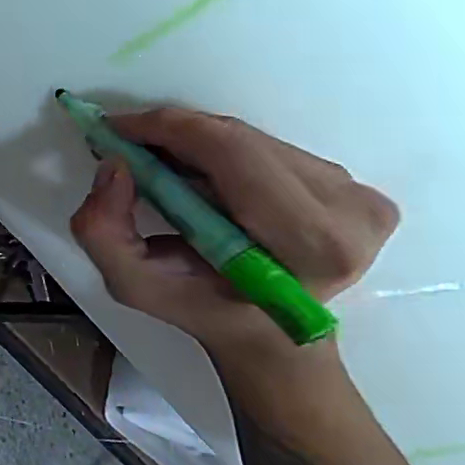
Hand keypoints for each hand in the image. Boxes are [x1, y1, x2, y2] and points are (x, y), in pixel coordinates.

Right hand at [69, 108, 398, 361]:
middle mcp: (350, 210)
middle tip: (127, 143)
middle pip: (241, 140)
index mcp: (309, 241)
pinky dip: (225, 153)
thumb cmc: (205, 312)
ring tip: (160, 163)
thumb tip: (114, 165)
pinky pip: (272, 149)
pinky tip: (201, 177)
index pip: (232, 153)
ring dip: (198, 143)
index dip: (168, 128)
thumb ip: (105, 230)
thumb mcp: (135, 284)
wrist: (269, 336)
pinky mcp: (358, 187)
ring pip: (254, 140)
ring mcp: (360, 195)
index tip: (115, 127)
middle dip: (175, 133)